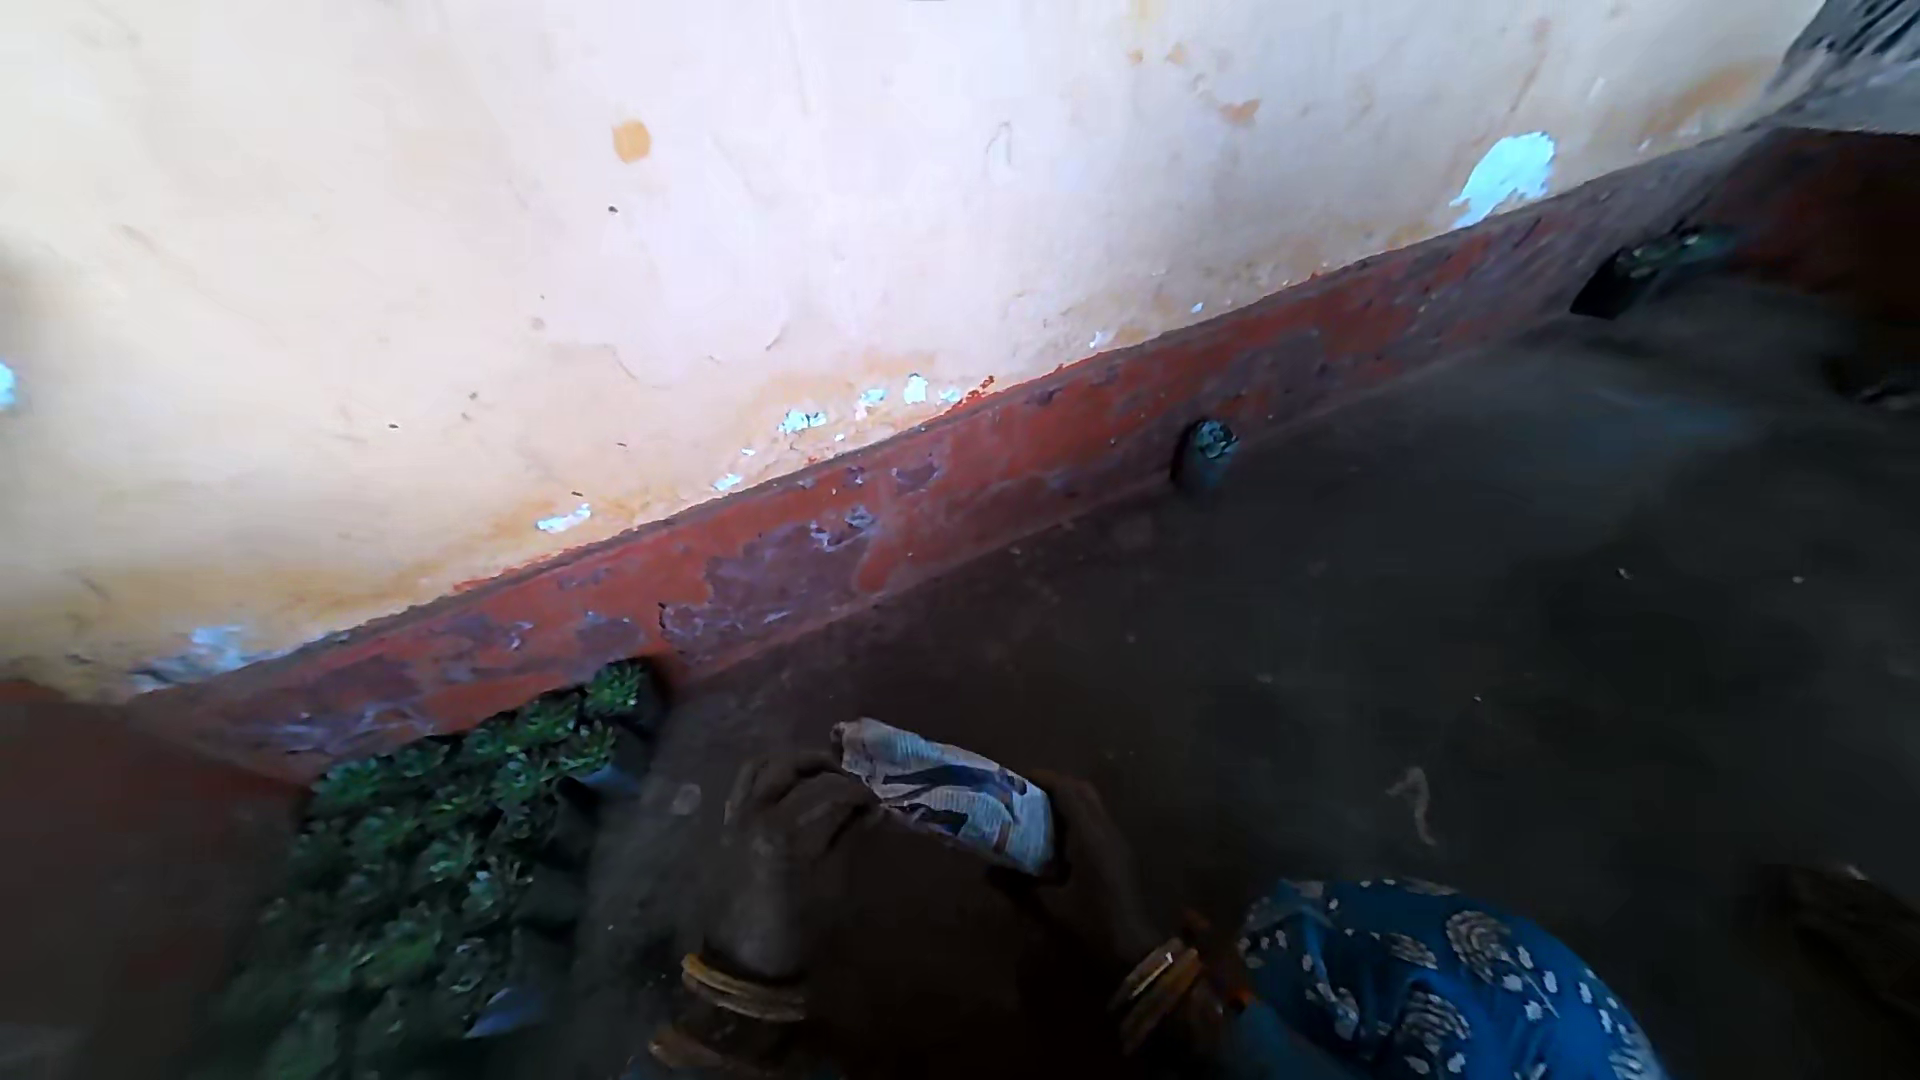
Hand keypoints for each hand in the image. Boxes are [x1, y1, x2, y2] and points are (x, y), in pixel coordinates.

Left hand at [700, 752, 877, 982]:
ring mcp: (740, 815)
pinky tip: (789, 778)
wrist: (741, 965)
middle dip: (834, 773)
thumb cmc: (795, 930)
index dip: (859, 793)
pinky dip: (769, 768)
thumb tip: (871, 811)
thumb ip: (850, 837)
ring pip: (770, 763)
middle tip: (852, 785)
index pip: (832, 792)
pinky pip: (746, 778)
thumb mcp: (833, 885)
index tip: (875, 803)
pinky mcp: (728, 821)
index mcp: (789, 833)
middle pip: (801, 771)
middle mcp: (760, 813)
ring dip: (801, 762)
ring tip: (823, 773)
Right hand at [1017, 771, 1162, 980]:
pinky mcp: (1120, 854)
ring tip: (1038, 813)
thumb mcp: (1048, 909)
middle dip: (1055, 785)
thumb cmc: (1091, 928)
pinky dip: (1077, 817)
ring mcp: (1117, 841)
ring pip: (1092, 804)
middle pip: (1081, 790)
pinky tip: (1058, 840)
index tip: (1017, 779)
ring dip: (1067, 800)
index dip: (1042, 778)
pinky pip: (1097, 820)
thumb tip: (987, 872)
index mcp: (1089, 835)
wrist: (1136, 956)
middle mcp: (1106, 830)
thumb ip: (1017, 886)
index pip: (1067, 790)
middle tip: (1027, 794)